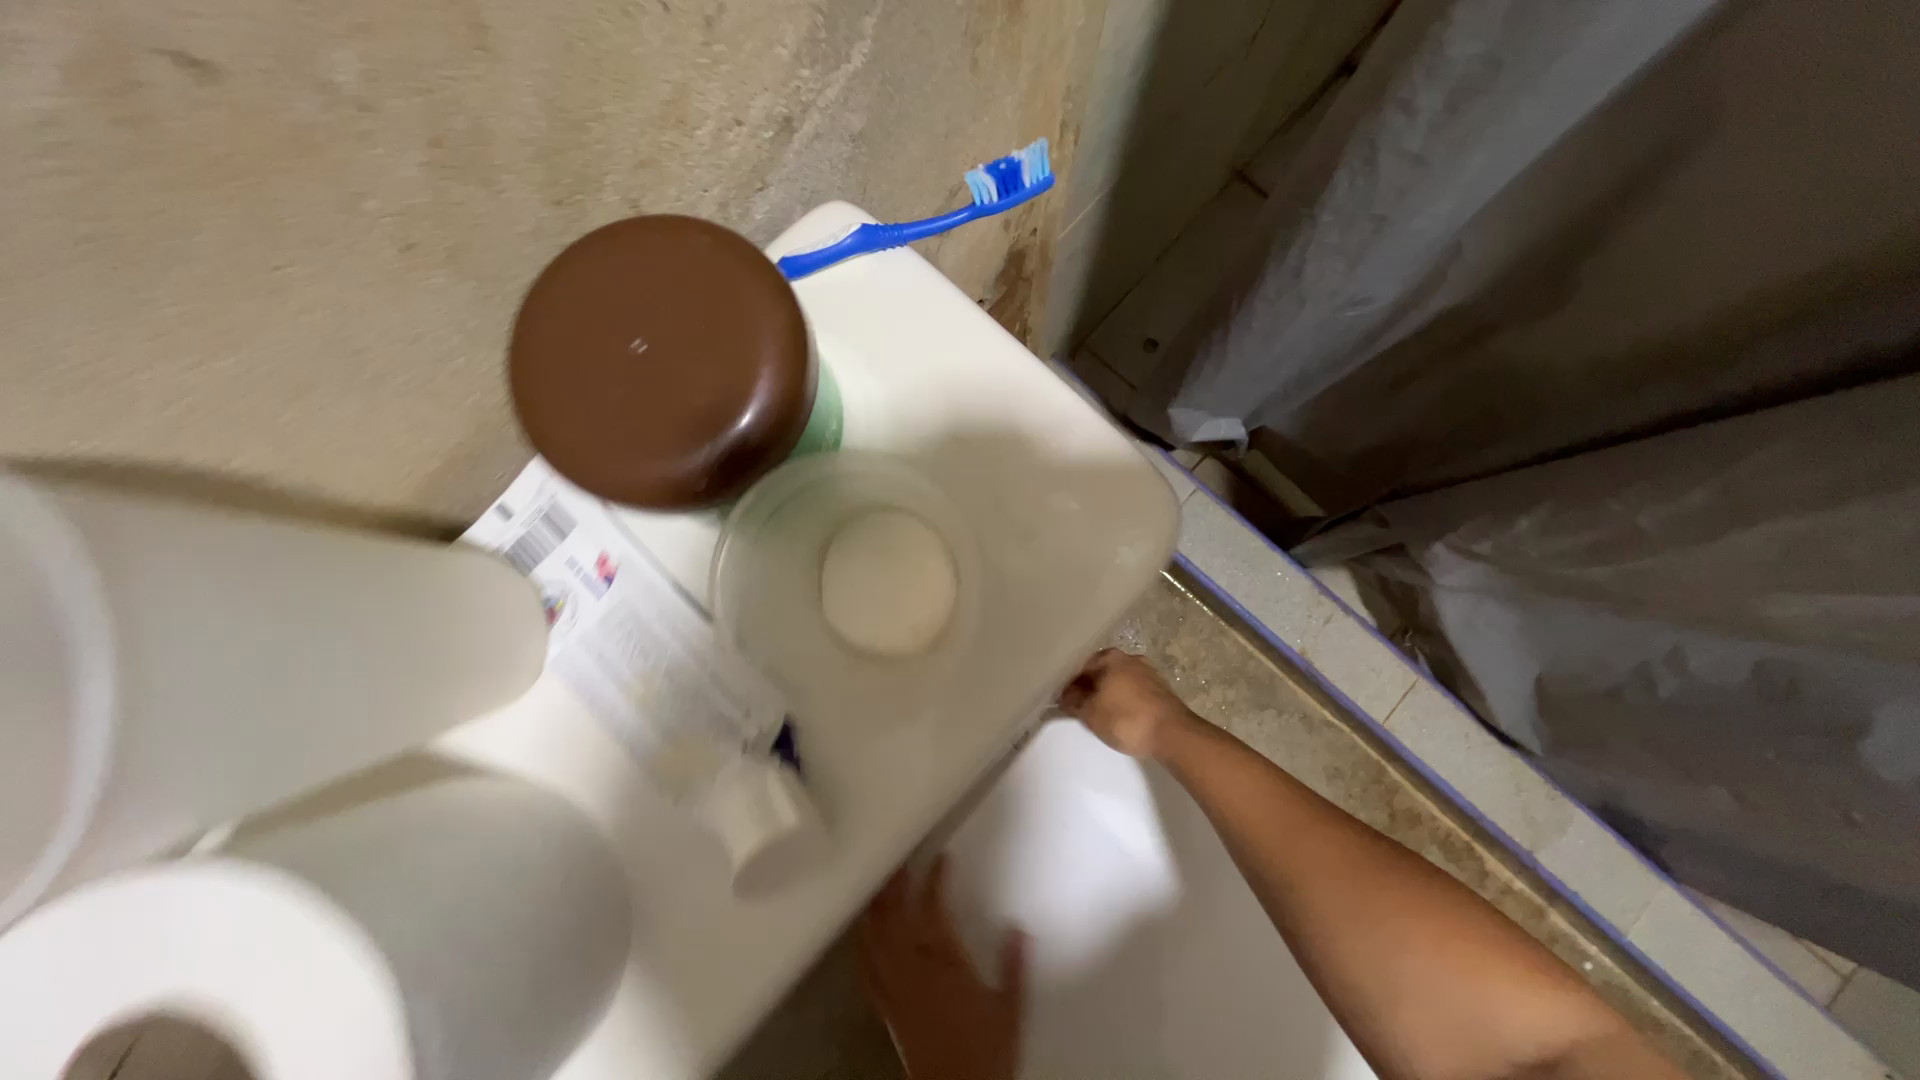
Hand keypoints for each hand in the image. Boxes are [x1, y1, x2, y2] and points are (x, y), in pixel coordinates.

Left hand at [859, 857, 1026, 1079]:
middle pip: (898, 916)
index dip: (936, 879)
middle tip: (899, 857)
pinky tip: (862, 932)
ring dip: (877, 908)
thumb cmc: (987, 1052)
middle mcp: (915, 969)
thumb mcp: (1011, 1009)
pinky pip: (867, 969)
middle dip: (897, 884)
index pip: (935, 908)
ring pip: (878, 937)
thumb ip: (1013, 966)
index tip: (941, 857)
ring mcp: (896, 988)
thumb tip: (1017, 927)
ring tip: (878, 884)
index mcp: (947, 963)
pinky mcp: (886, 1008)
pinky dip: (862, 945)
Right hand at [1057, 648, 1200, 759]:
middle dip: (1091, 688)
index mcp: (1110, 657)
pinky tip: (1122, 716)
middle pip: (1102, 672)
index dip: (1070, 686)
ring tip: (1101, 715)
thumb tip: (1067, 696)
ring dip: (1109, 695)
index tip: (1065, 703)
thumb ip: (1074, 701)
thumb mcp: (1090, 713)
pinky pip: (1135, 692)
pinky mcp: (1162, 689)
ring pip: (1120, 682)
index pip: (1081, 668)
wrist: (1172, 734)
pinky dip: (1126, 701)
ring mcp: (1150, 672)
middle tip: (1081, 709)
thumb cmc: (1125, 718)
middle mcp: (1131, 658)